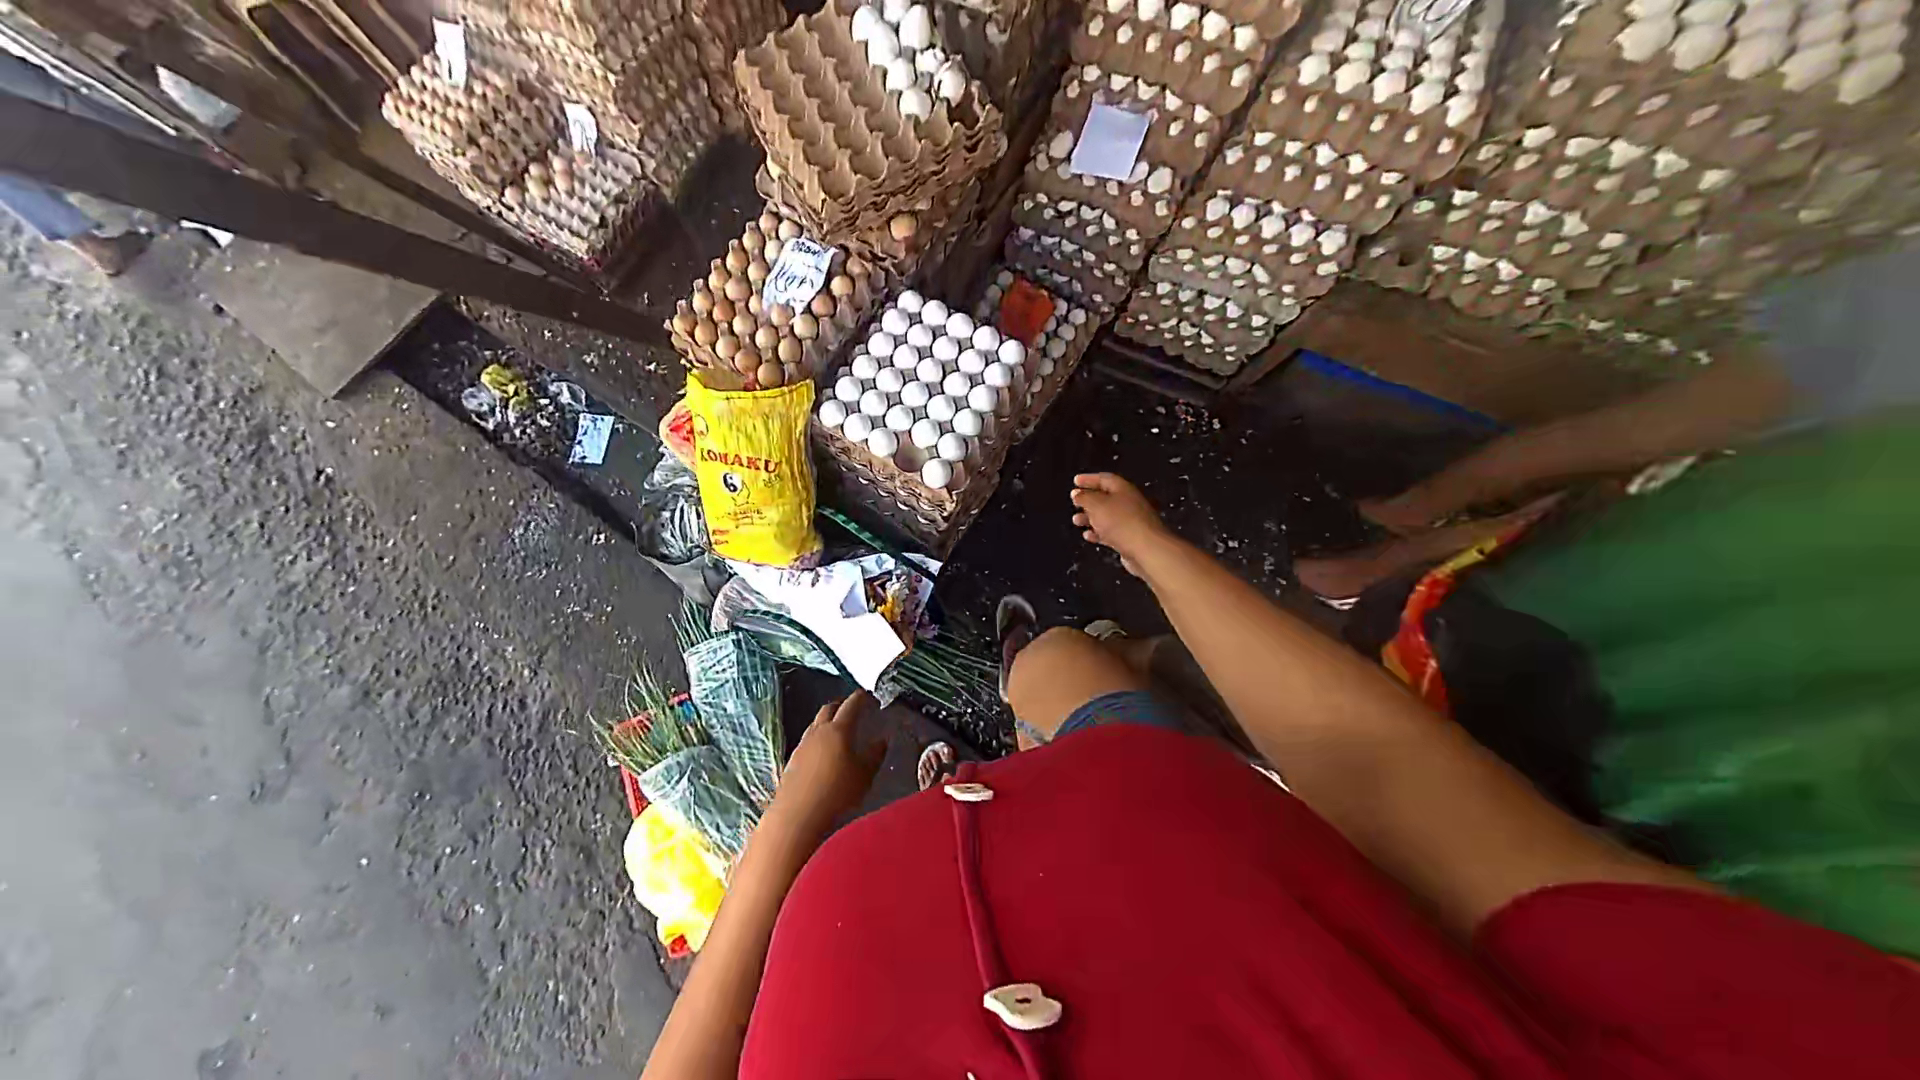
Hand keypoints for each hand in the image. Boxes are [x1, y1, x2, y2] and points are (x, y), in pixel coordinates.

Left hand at [770, 691, 885, 831]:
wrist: (797, 817)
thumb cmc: (837, 793)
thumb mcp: (864, 775)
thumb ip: (875, 754)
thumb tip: (881, 740)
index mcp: (838, 729)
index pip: (851, 705)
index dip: (861, 698)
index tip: (869, 696)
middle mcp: (818, 732)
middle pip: (829, 708)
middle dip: (842, 705)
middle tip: (853, 709)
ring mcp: (802, 746)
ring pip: (815, 724)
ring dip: (827, 721)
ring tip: (838, 729)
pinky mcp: (791, 762)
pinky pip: (807, 741)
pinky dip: (817, 739)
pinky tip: (822, 753)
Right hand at [1071, 473, 1171, 577]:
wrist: (1146, 549)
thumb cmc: (1121, 522)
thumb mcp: (1096, 505)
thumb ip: (1084, 497)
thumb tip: (1077, 494)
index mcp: (1123, 489)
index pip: (1104, 479)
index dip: (1089, 479)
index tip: (1076, 481)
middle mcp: (1129, 502)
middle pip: (1106, 498)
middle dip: (1088, 500)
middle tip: (1075, 502)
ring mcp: (1131, 521)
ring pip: (1107, 516)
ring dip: (1090, 518)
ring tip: (1076, 521)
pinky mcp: (1130, 538)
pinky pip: (1111, 532)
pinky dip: (1098, 532)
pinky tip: (1089, 536)